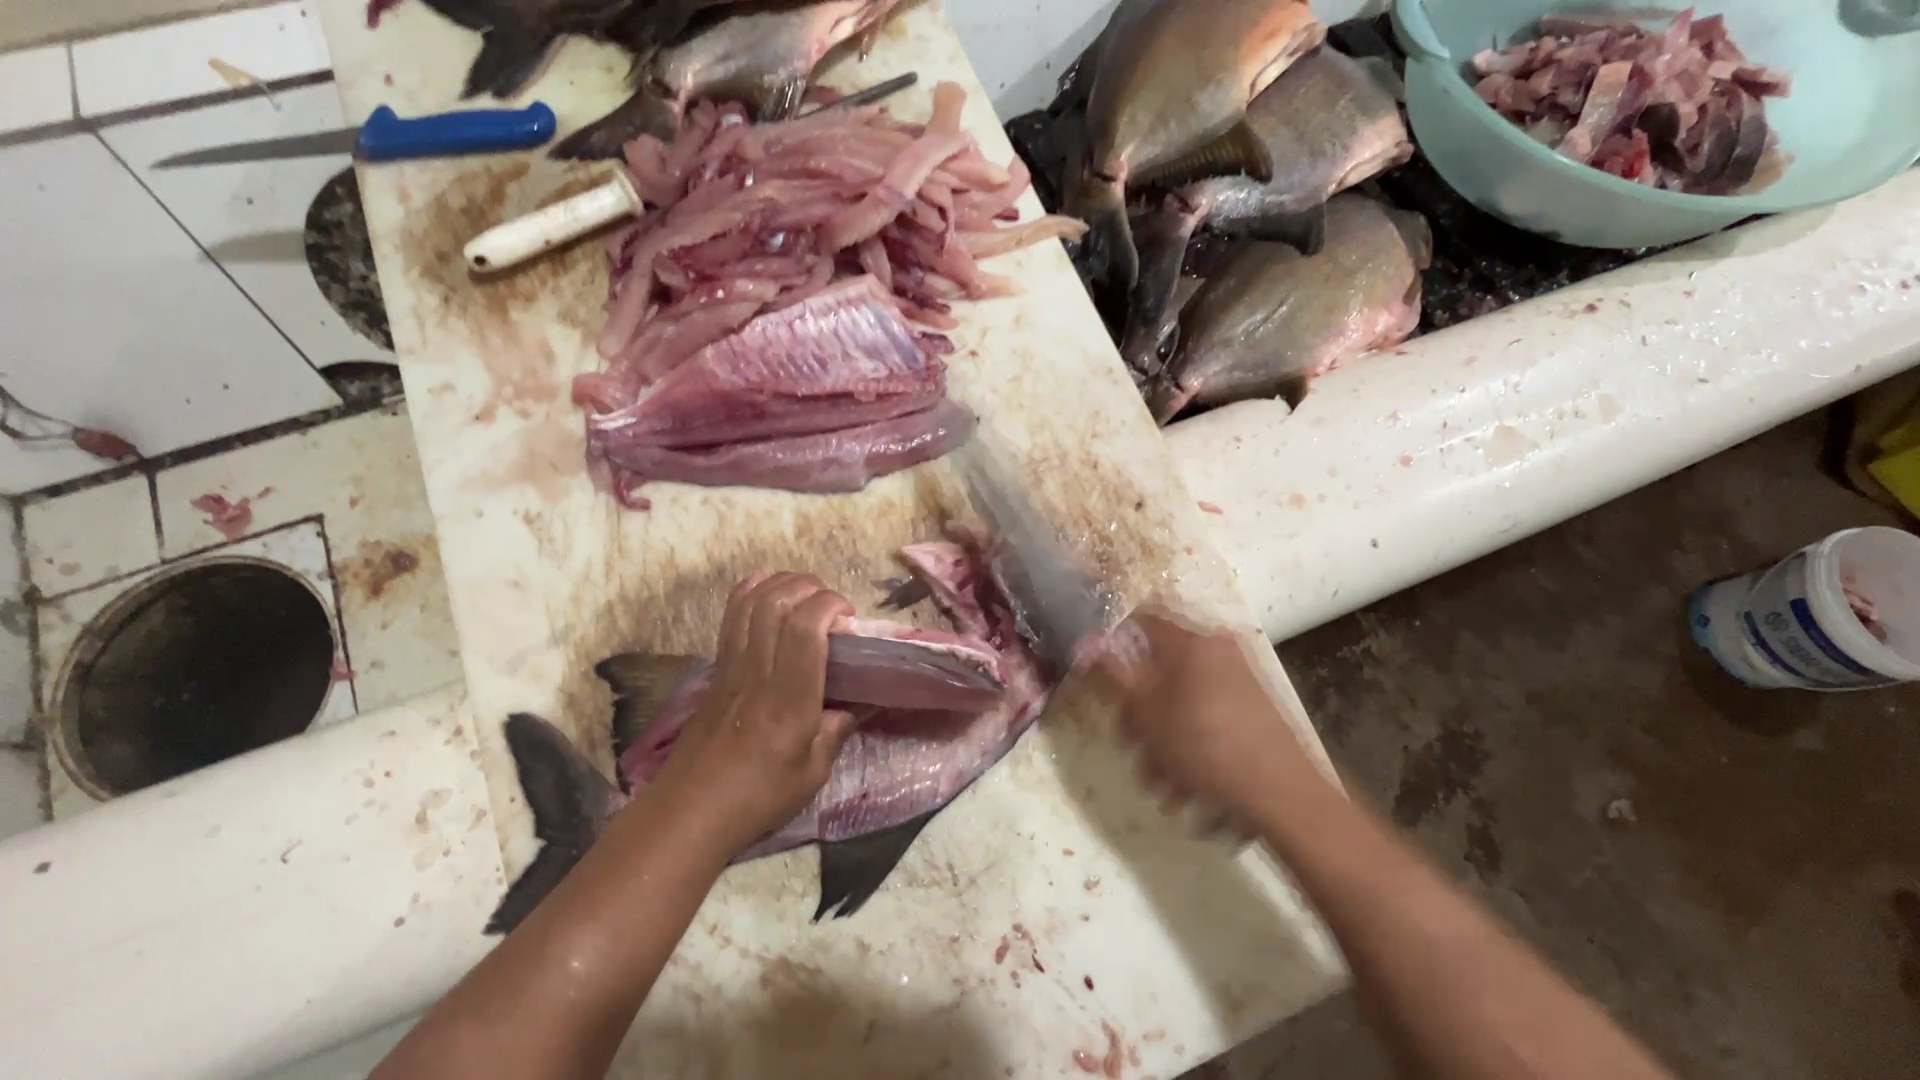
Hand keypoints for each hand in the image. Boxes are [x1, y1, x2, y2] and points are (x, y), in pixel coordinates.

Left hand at [651, 573, 857, 854]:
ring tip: (804, 591)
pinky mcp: (715, 673)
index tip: (848, 616)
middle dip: (808, 586)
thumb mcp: (812, 774)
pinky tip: (763, 586)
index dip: (828, 605)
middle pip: (775, 604)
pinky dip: (747, 593)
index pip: (805, 629)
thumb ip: (835, 732)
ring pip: (749, 604)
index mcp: (790, 700)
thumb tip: (853, 707)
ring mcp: (731, 669)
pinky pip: (730, 620)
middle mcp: (758, 674)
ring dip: (779, 584)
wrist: (691, 811)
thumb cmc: (758, 797)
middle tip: (830, 602)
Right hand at [1087, 609, 1312, 822]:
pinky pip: (1203, 721)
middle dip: (1138, 714)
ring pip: (1178, 703)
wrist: (1279, 793)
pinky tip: (1184, 788)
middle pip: (1157, 669)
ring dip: (1160, 743)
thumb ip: (1110, 673)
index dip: (1112, 642)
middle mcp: (1218, 652)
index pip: (1141, 620)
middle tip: (1132, 745)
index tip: (1098, 676)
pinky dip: (1188, 750)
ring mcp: (1238, 682)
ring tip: (1161, 783)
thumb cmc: (1203, 744)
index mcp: (1193, 641)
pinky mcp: (1250, 713)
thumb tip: (1084, 641)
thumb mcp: (1144, 711)